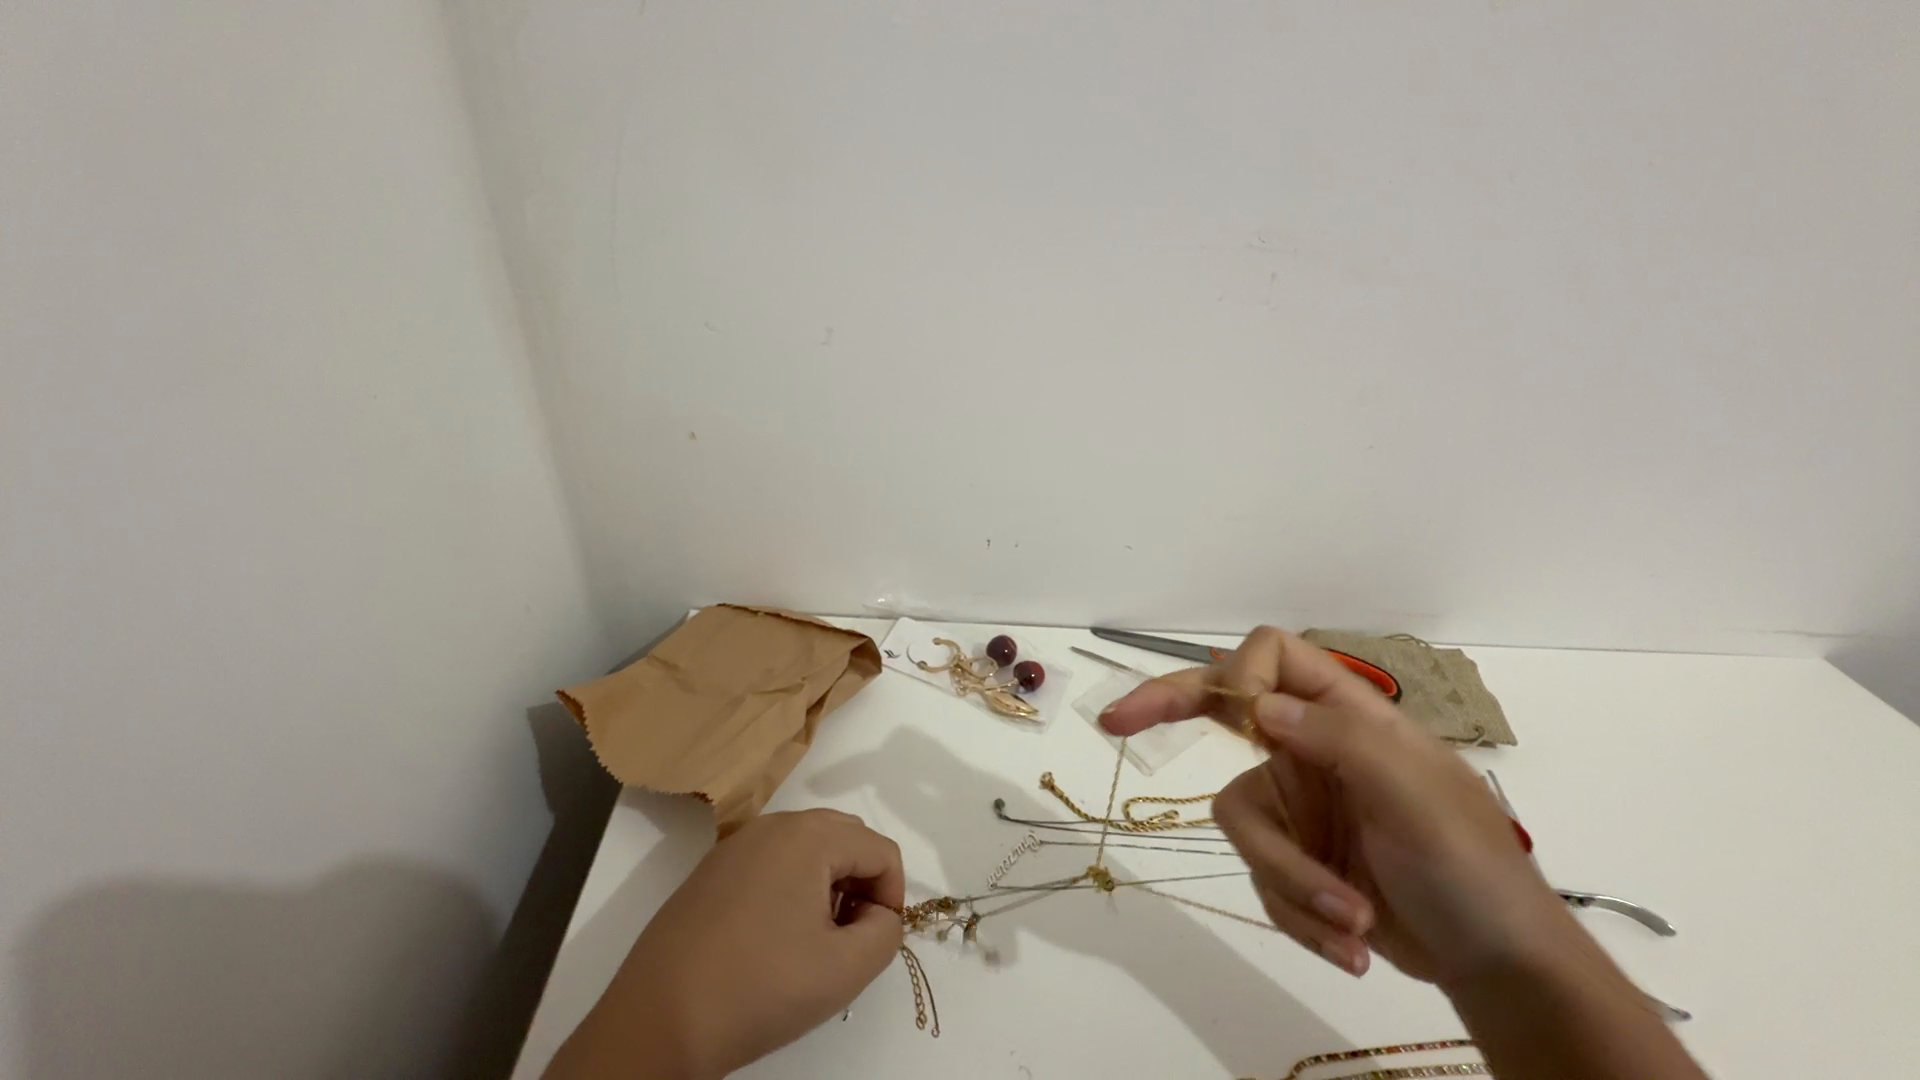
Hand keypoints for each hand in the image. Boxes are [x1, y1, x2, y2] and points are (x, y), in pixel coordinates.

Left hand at [547, 809, 904, 1079]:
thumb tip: (878, 914)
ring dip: (828, 882)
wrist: (658, 1020)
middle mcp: (773, 825)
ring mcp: (736, 845)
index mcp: (809, 837)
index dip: (893, 895)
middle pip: (845, 837)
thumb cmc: (760, 989)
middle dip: (862, 881)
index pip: (880, 849)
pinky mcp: (711, 870)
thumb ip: (886, 932)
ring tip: (814, 939)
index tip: (877, 940)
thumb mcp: (845, 970)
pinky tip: (775, 937)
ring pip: (808, 846)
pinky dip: (791, 885)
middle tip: (851, 934)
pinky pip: (772, 860)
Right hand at [1101, 627, 1570, 987]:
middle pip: (1221, 712)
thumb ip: (1338, 738)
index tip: (1241, 721)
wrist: (1496, 966)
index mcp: (1347, 715)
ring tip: (1348, 919)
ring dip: (1289, 878)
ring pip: (1240, 820)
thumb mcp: (1416, 794)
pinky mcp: (1292, 860)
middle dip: (1167, 712)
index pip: (1272, 656)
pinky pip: (1259, 876)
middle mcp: (1310, 749)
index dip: (1243, 676)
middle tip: (1113, 720)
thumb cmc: (1472, 867)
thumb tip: (1257, 704)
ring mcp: (1298, 805)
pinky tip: (1350, 943)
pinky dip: (1300, 914)